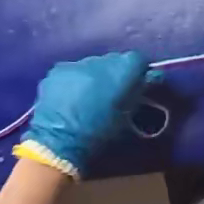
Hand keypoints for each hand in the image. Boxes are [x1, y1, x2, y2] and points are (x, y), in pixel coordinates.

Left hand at [16, 51, 158, 176]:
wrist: (58, 143)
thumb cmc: (98, 135)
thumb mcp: (126, 116)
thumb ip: (136, 93)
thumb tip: (146, 79)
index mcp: (120, 73)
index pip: (137, 59)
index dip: (137, 71)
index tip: (136, 83)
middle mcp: (99, 61)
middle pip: (113, 60)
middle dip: (114, 72)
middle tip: (111, 92)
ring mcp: (75, 64)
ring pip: (91, 64)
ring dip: (93, 75)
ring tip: (87, 96)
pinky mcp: (57, 70)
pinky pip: (71, 70)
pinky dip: (74, 80)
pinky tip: (69, 97)